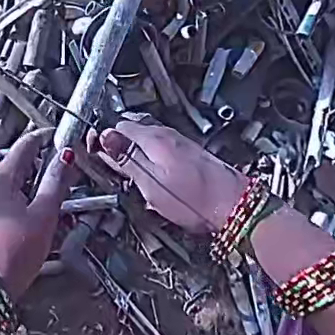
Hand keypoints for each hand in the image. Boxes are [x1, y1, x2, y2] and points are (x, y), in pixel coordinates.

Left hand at [0, 129, 77, 298]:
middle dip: (45, 167)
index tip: (65, 141)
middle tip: (68, 175)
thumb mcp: (44, 215)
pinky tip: (39, 218)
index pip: (25, 145)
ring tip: (57, 201)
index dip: (47, 140)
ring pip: (15, 184)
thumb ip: (56, 182)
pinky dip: (26, 202)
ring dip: (37, 187)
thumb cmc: (13, 254)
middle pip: (20, 164)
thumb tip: (66, 156)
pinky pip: (8, 200)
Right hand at [93, 119, 246, 233]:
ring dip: (134, 155)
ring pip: (145, 141)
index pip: (116, 127)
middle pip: (130, 132)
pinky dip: (150, 161)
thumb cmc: (196, 199)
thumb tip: (105, 140)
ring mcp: (179, 143)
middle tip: (114, 171)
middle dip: (118, 148)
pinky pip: (159, 151)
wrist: (235, 206)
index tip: (98, 157)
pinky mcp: (189, 155)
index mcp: (153, 138)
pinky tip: (152, 180)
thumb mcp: (150, 184)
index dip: (103, 142)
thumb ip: (126, 160)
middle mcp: (166, 135)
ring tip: (132, 178)